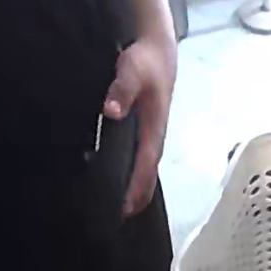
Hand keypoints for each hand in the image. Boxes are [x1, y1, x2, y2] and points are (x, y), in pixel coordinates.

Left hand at [103, 36, 174, 217]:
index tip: (122, 209)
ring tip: (116, 211)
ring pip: (145, 176)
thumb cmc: (146, 61)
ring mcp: (151, 142)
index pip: (145, 170)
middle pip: (148, 181)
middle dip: (134, 202)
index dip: (134, 191)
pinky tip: (117, 186)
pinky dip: (132, 181)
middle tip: (114, 219)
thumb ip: (122, 89)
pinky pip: (140, 166)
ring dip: (134, 194)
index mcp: (153, 133)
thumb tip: (111, 110)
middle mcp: (154, 143)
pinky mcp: (146, 138)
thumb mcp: (132, 69)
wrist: (160, 51)